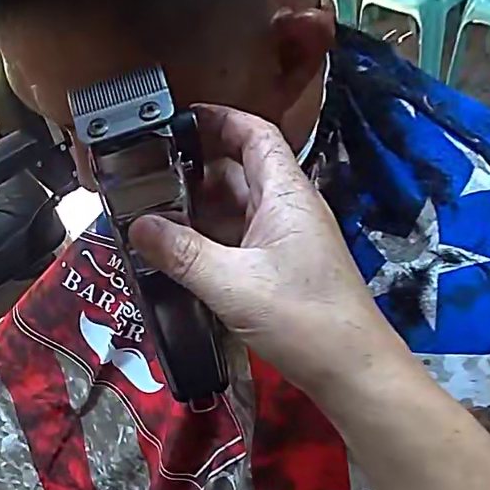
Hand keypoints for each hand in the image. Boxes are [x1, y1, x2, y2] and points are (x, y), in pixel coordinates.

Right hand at [130, 107, 413, 399]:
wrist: (353, 370)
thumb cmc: (303, 318)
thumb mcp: (232, 284)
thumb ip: (182, 253)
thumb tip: (136, 226)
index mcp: (286, 193)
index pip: (254, 133)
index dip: (218, 119)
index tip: (175, 120)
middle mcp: (289, 209)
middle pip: (240, 172)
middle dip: (195, 171)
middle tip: (146, 179)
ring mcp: (289, 241)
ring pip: (238, 210)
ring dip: (201, 212)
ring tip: (154, 217)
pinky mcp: (285, 270)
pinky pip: (242, 242)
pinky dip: (213, 243)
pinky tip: (183, 256)